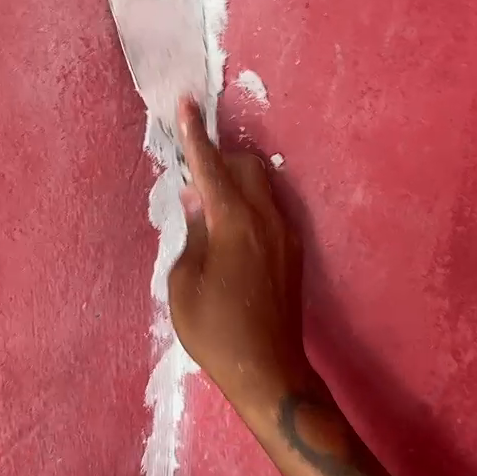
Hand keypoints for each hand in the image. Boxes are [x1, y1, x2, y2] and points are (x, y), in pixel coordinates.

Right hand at [168, 98, 307, 412]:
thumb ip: (191, 233)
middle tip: (193, 175)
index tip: (186, 105)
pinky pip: (269, 209)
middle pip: (246, 165)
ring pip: (262, 185)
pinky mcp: (293, 251)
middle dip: (219, 157)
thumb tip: (197, 200)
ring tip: (209, 204)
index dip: (194, 136)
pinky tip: (229, 230)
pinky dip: (248, 203)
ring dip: (236, 180)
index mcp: (233, 224)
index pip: (211, 167)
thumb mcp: (183, 284)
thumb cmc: (215, 331)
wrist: (268, 370)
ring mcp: (285, 234)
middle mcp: (266, 219)